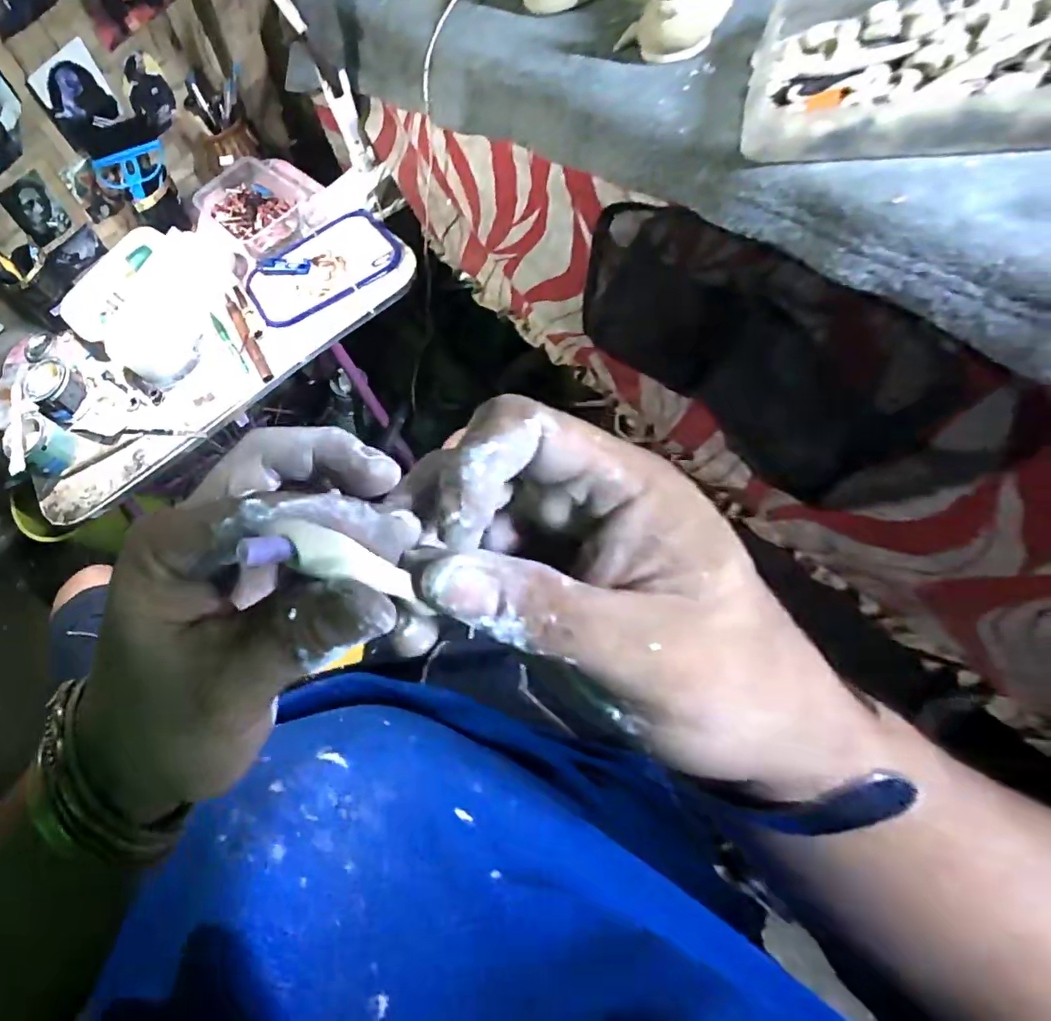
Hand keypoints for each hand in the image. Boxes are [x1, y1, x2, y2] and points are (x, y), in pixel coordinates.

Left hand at [73, 430, 418, 821]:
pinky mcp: (245, 574)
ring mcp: (219, 548)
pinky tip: (382, 565)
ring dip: (341, 503)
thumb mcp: (228, 689)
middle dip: (329, 467)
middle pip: (264, 469)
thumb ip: (296, 637)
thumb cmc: (164, 725)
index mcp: (167, 546)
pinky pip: (296, 541)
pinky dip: (339, 546)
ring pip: (284, 495)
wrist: (136, 754)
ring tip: (399, 531)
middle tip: (392, 489)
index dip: (320, 514)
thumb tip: (381, 598)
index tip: (386, 540)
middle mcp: (190, 530)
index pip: (248, 503)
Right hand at [390, 396, 885, 798]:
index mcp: (620, 486)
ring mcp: (540, 531)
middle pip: (470, 463)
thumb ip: (539, 610)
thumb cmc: (728, 688)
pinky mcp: (519, 569)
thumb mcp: (641, 652)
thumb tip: (430, 577)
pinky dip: (430, 576)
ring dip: (424, 545)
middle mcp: (570, 495)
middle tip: (415, 569)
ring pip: (451, 507)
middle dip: (434, 510)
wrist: (758, 744)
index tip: (451, 531)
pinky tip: (423, 611)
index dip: (473, 464)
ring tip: (414, 594)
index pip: (522, 428)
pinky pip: (454, 553)